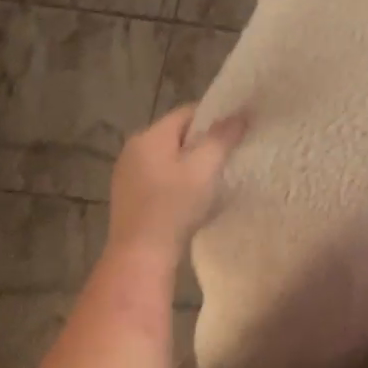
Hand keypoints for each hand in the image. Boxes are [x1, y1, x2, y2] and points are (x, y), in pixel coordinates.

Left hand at [107, 104, 248, 265]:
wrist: (140, 255)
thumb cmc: (174, 206)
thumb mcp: (204, 168)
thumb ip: (222, 137)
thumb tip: (240, 114)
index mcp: (149, 137)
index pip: (188, 112)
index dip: (216, 116)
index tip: (238, 129)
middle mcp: (133, 150)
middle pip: (178, 134)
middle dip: (205, 141)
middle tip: (231, 153)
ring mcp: (128, 174)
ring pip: (170, 157)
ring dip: (192, 162)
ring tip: (216, 175)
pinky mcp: (130, 196)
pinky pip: (161, 176)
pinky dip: (179, 179)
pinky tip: (194, 195)